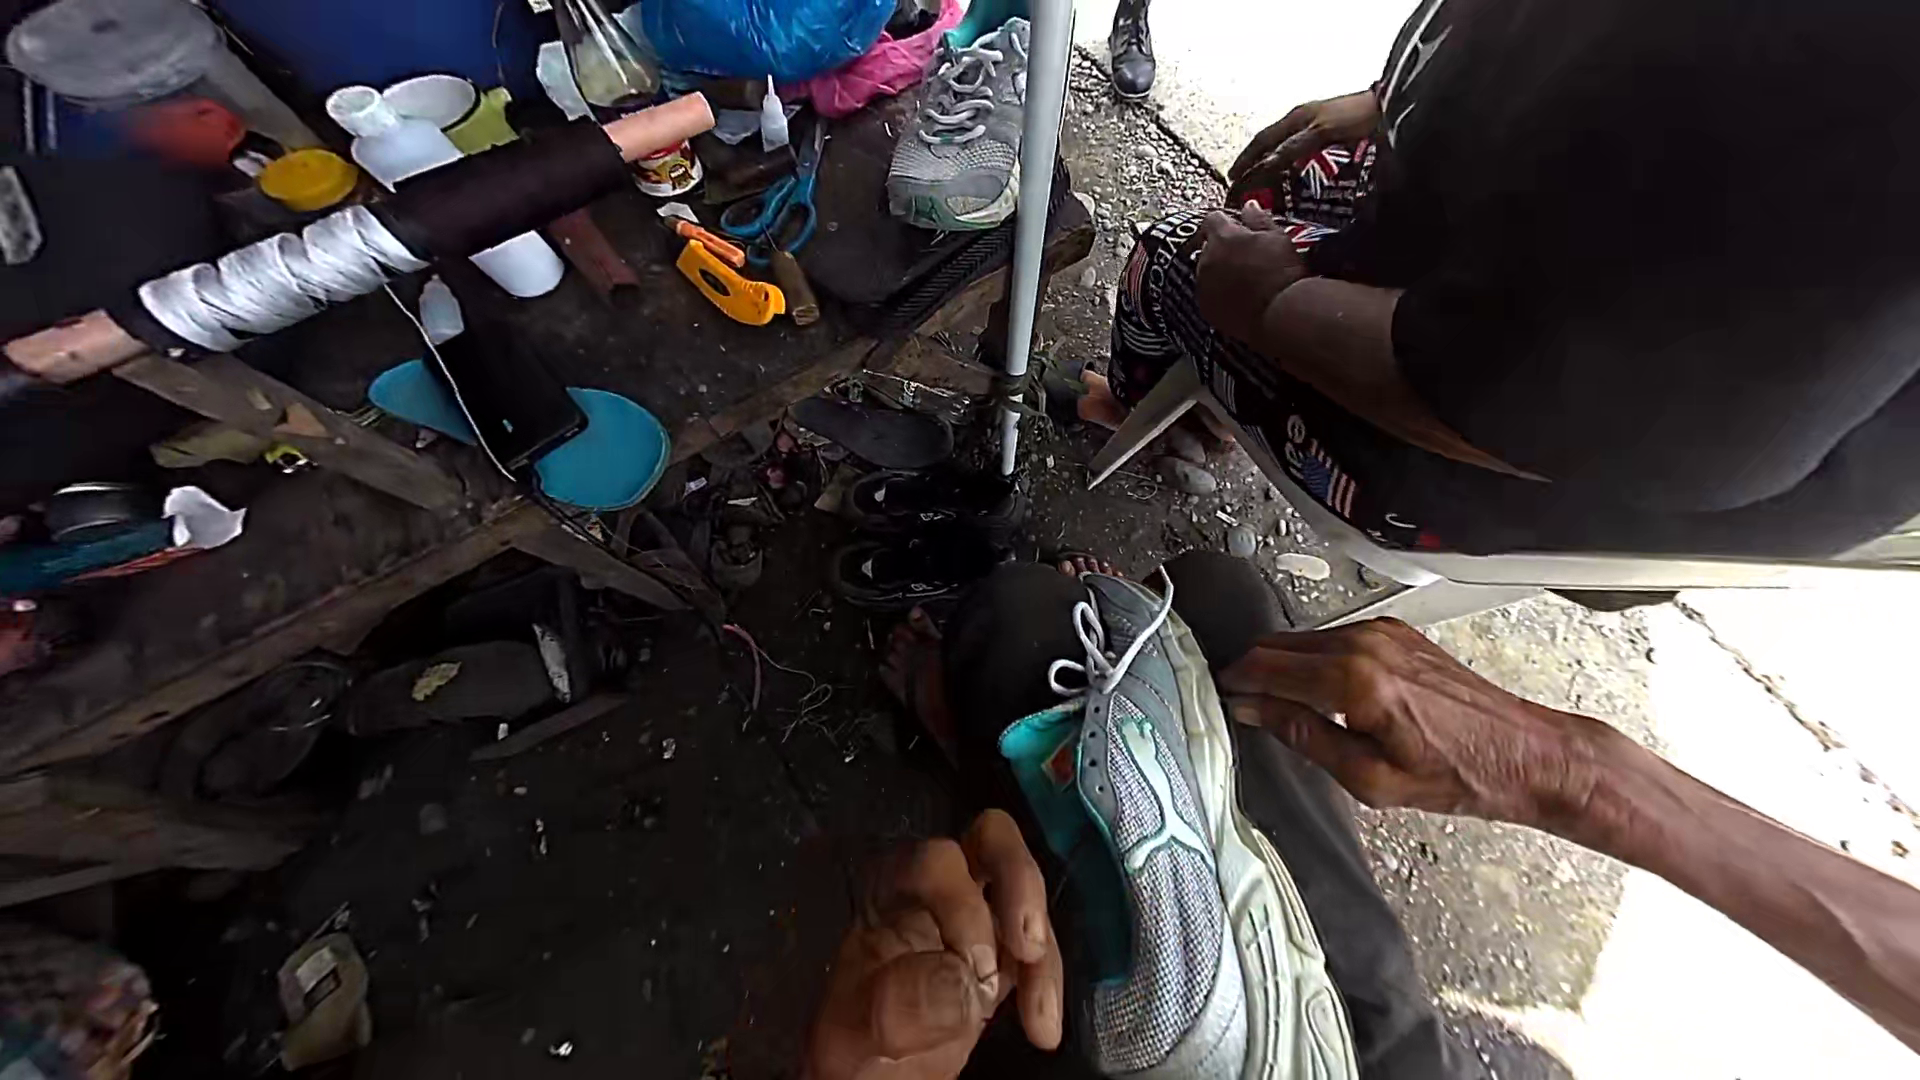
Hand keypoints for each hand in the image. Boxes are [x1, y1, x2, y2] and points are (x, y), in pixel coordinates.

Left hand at [802, 810, 1063, 1079]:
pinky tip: (1041, 1030)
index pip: (934, 861)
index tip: (974, 970)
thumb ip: (892, 1006)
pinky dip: (1047, 978)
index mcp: (892, 885)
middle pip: (990, 838)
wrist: (870, 1077)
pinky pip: (1038, 942)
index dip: (961, 903)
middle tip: (1028, 942)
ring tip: (1039, 1018)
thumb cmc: (849, 1050)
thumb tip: (963, 979)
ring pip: (1023, 887)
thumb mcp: (851, 1035)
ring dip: (1040, 943)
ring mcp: (975, 910)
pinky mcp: (1002, 947)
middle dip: (1019, 879)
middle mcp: (938, 885)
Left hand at [1194, 204, 1308, 344]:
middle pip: (1208, 248)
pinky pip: (1207, 295)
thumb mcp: (1276, 236)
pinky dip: (1217, 293)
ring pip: (1206, 272)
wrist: (1280, 311)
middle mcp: (1206, 261)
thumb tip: (1248, 205)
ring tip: (1243, 279)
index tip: (1235, 227)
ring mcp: (1203, 286)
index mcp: (1222, 238)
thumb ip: (1258, 219)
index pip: (1212, 220)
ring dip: (1218, 272)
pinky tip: (1237, 297)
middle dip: (1222, 248)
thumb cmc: (1283, 269)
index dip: (1224, 222)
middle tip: (1245, 257)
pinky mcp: (1205, 308)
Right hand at [1218, 619, 1616, 829]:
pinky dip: (1310, 657)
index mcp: (1353, 681)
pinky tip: (1321, 688)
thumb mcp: (1368, 777)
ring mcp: (1377, 631)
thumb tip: (1251, 708)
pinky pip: (1327, 636)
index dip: (1236, 681)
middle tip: (1245, 700)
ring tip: (1282, 700)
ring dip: (1279, 664)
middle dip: (1252, 670)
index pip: (1266, 668)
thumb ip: (1300, 735)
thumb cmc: (1457, 775)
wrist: (1530, 754)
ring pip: (1297, 638)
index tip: (1223, 695)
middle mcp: (1361, 643)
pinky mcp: (1389, 629)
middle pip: (1274, 645)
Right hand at [1226, 90, 1380, 205]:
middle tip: (1242, 190)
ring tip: (1260, 190)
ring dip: (1269, 171)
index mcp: (1296, 119)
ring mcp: (1316, 130)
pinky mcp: (1330, 140)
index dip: (1245, 163)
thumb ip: (1290, 150)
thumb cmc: (1357, 117)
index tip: (1233, 183)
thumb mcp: (1318, 133)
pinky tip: (1288, 183)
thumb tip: (1263, 168)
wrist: (1394, 109)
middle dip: (1253, 168)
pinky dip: (1288, 171)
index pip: (1261, 144)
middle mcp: (1302, 123)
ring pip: (1283, 154)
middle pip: (1269, 148)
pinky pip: (1300, 158)